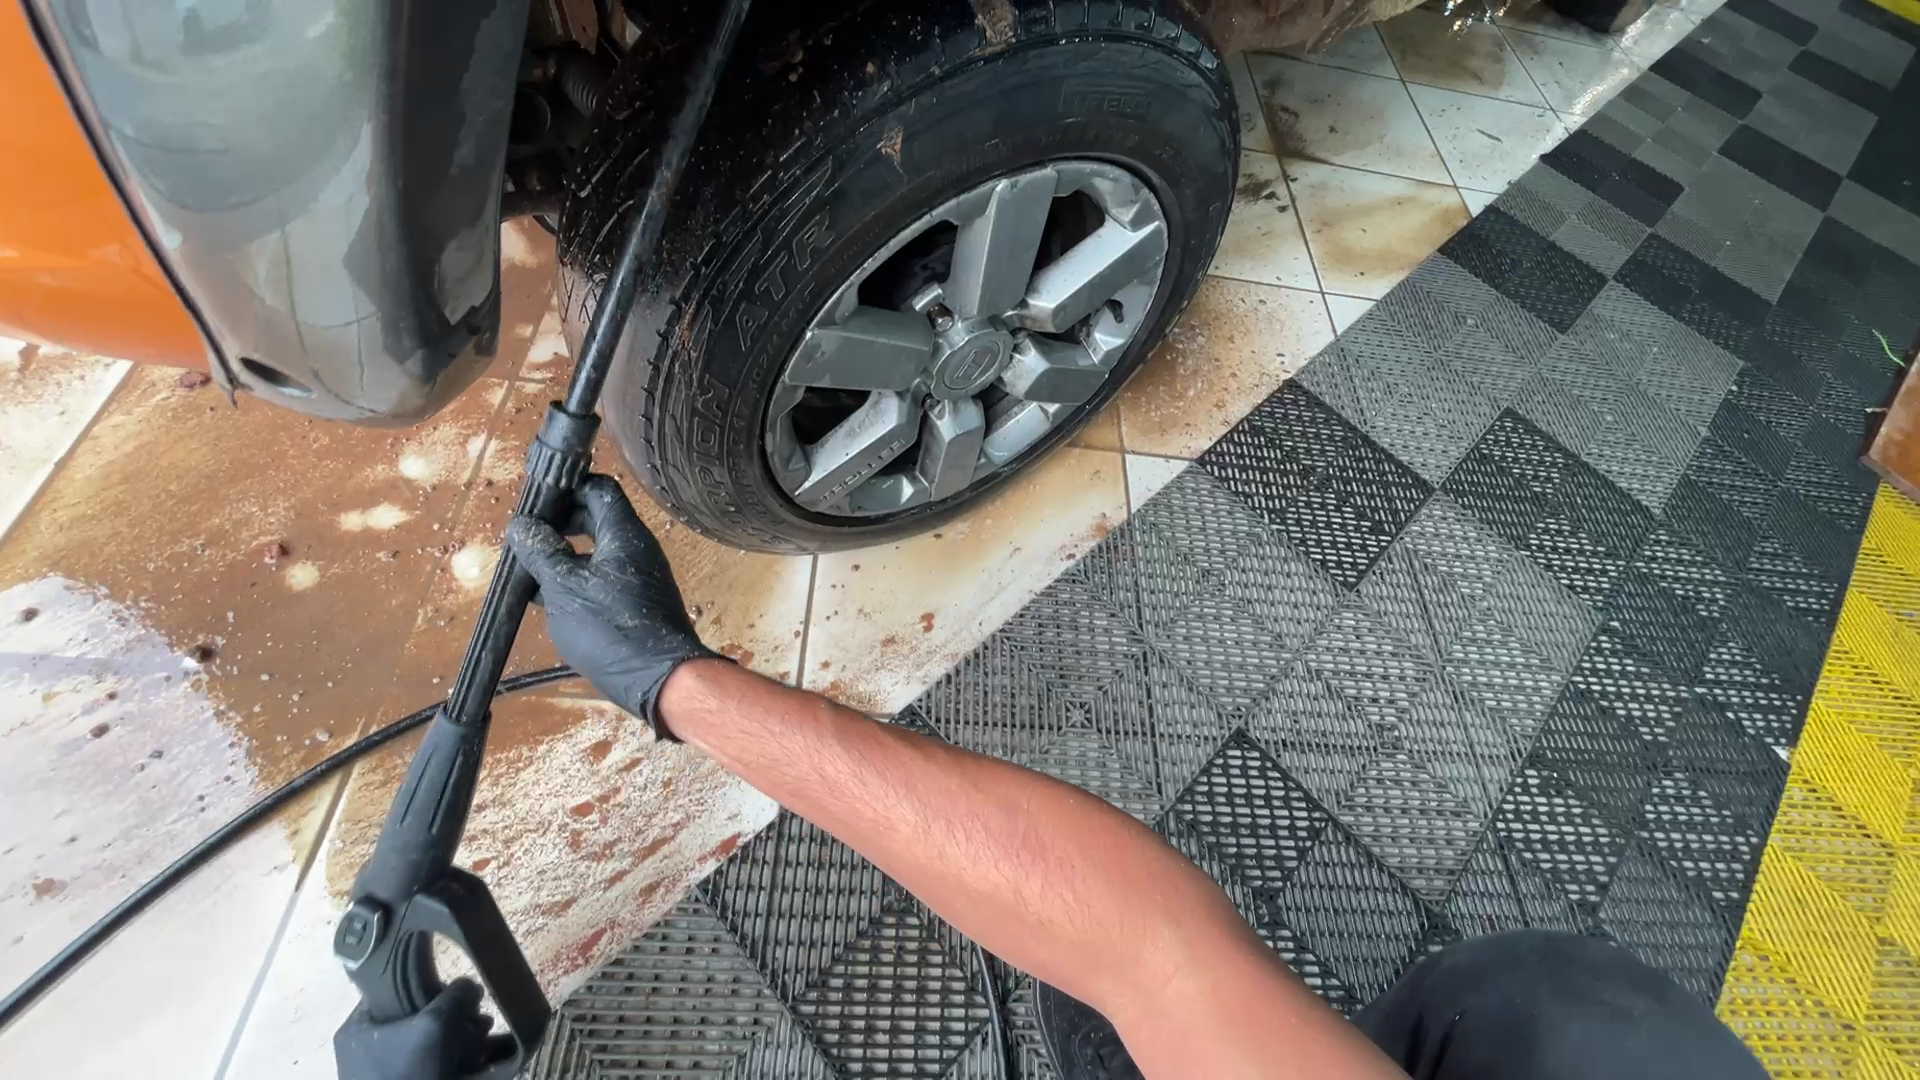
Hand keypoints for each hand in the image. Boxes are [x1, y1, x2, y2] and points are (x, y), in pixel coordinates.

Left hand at [334, 978, 491, 1079]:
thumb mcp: (437, 1022)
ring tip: (481, 1041)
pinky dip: (466, 1054)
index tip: (451, 993)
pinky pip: (443, 1058)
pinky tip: (485, 1056)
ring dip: (467, 1034)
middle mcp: (372, 1044)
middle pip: (424, 1010)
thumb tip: (468, 989)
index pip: (395, 986)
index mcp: (359, 1027)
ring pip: (438, 1034)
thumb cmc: (409, 1074)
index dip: (428, 983)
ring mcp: (393, 1067)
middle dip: (458, 1014)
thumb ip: (458, 993)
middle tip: (473, 1021)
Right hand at [506, 474, 718, 735]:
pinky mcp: (633, 601)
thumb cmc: (611, 627)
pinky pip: (598, 578)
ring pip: (593, 551)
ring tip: (524, 567)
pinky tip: (541, 596)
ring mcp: (637, 576)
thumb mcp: (564, 586)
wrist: (657, 676)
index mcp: (625, 534)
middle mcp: (636, 549)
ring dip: (560, 555)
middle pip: (595, 518)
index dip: (567, 487)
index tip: (535, 499)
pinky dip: (571, 580)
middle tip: (523, 535)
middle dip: (558, 522)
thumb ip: (542, 552)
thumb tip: (523, 524)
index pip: (599, 489)